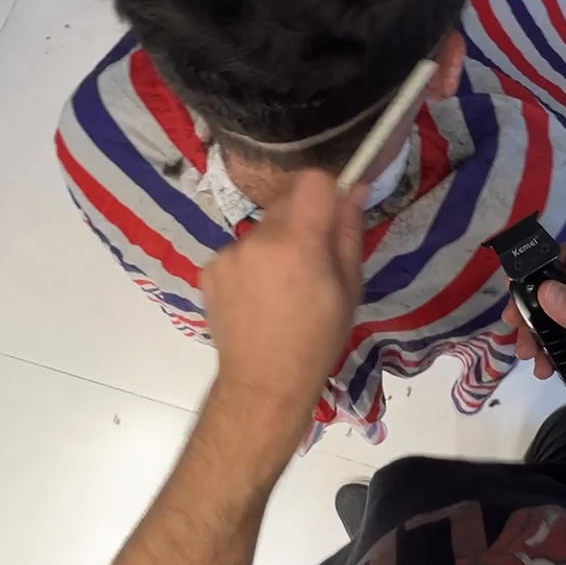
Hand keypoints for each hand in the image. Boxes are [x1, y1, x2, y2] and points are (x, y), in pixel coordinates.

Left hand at [202, 171, 367, 428]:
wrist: (263, 384)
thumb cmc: (317, 340)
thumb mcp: (349, 287)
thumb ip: (349, 231)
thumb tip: (355, 187)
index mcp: (298, 243)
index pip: (312, 180)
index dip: (327, 188)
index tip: (334, 210)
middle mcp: (258, 239)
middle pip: (286, 200)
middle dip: (303, 217)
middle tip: (313, 257)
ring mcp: (228, 253)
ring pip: (264, 226)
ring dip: (277, 241)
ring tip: (284, 284)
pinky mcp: (209, 267)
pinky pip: (241, 248)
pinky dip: (253, 261)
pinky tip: (259, 295)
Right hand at [502, 244, 565, 414]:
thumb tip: (542, 288)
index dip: (537, 267)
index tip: (512, 287)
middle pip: (554, 285)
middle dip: (531, 308)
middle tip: (511, 328)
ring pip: (555, 311)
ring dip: (537, 332)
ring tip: (527, 357)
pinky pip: (564, 332)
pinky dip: (550, 347)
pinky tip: (544, 368)